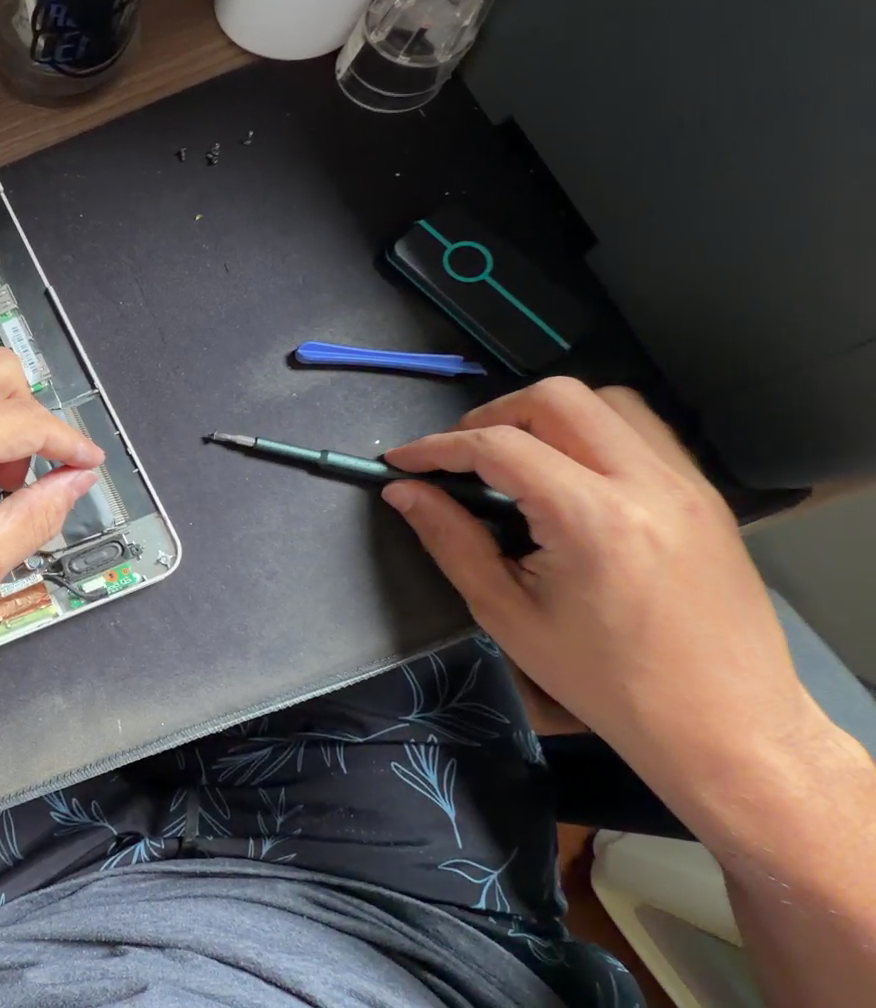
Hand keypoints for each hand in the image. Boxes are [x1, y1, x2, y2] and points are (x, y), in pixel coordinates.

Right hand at [381, 378, 802, 770]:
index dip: (435, 447)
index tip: (399, 462)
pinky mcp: (704, 495)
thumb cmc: (602, 679)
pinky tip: (563, 474)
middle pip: (556, 399)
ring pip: (606, 401)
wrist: (723, 723)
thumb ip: (450, 539)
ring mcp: (686, 484)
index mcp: (592, 518)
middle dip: (490, 416)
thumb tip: (403, 492)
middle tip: (455, 457)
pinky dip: (589, 432)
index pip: (499, 447)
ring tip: (509, 457)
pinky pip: (640, 432)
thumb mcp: (505, 613)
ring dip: (544, 415)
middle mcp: (647, 484)